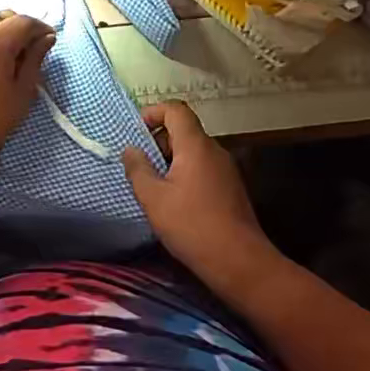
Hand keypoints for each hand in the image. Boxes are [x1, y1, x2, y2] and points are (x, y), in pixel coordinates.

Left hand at [0, 11, 55, 159]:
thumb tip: (47, 38)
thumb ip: (35, 59)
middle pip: (2, 17)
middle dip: (20, 26)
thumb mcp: (23, 91)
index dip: (40, 26)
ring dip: (2, 30)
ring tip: (13, 54)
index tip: (51, 39)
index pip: (23, 21)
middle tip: (32, 47)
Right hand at [121, 101, 284, 293]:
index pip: (176, 109)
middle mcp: (214, 150)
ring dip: (170, 159)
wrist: (239, 261)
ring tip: (152, 184)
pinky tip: (174, 200)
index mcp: (196, 146)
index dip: (153, 112)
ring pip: (194, 151)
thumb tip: (130, 149)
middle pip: (184, 130)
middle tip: (138, 164)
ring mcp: (226, 169)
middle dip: (158, 140)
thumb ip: (138, 169)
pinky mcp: (231, 188)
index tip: (136, 132)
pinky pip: (203, 168)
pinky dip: (185, 173)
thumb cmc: (191, 225)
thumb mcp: (154, 198)